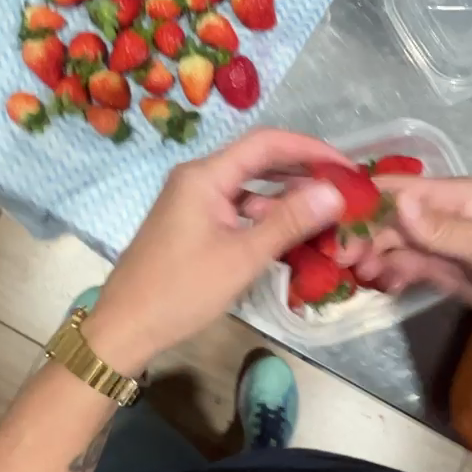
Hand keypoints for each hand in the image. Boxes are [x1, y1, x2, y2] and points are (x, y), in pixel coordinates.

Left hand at [80, 129, 351, 374]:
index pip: (266, 144)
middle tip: (343, 186)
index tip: (347, 166)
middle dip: (301, 170)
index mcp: (205, 175)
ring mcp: (192, 200)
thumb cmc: (182, 290)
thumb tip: (334, 192)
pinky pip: (235, 207)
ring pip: (247, 186)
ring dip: (284, 195)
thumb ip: (289, 221)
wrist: (124, 327)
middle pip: (257, 160)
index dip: (309, 149)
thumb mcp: (242, 257)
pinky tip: (289, 232)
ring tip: (325, 210)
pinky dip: (263, 215)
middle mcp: (197, 178)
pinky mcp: (191, 222)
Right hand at [353, 177, 471, 329]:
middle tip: (341, 261)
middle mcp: (442, 214)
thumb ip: (442, 229)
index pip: (400, 188)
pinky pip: (410, 265)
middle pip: (392, 218)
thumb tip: (399, 201)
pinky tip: (382, 285)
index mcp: (455, 196)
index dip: (366, 199)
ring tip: (359, 277)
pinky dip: (393, 273)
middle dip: (364, 235)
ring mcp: (443, 242)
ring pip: (396, 243)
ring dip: (375, 256)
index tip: (333, 219)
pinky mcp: (446, 268)